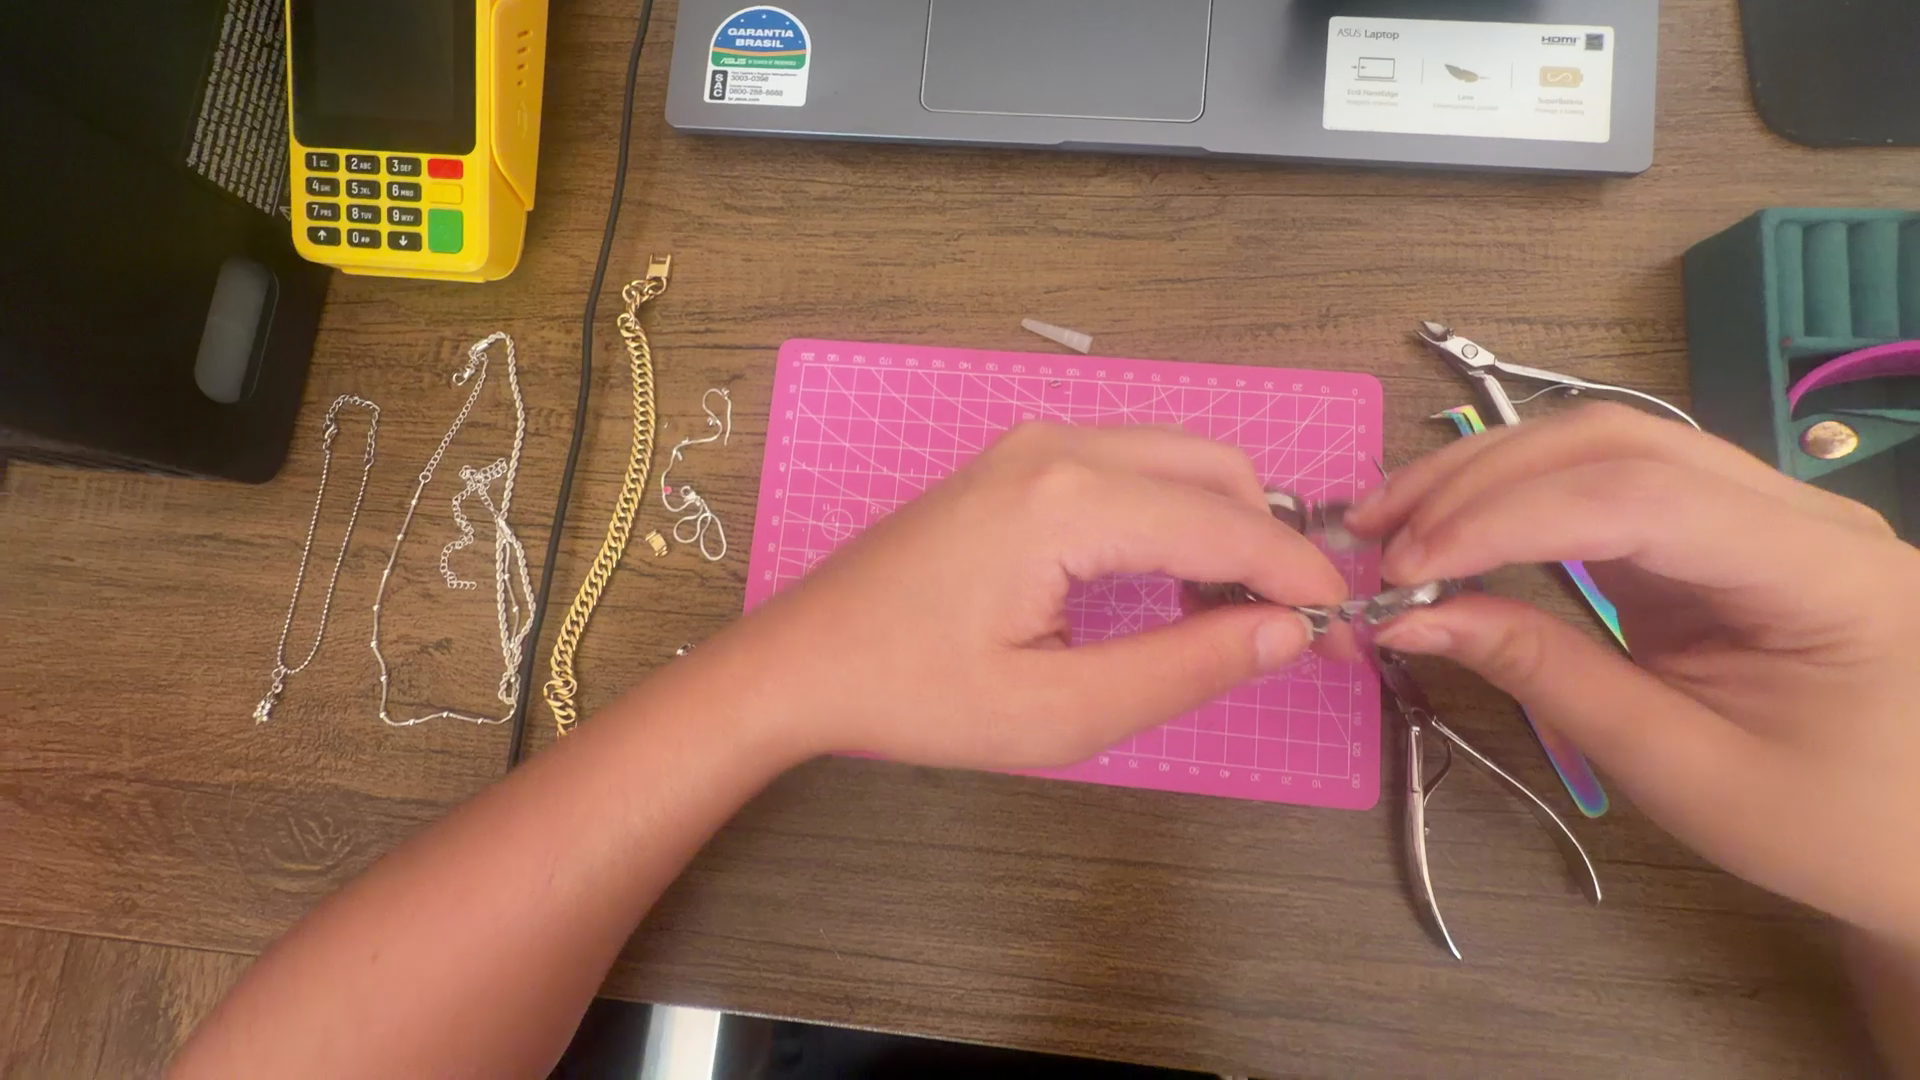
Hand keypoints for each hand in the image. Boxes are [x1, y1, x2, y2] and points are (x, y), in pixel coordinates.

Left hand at [708, 423, 1346, 769]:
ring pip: (1173, 461)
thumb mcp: (1059, 709)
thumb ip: (1184, 668)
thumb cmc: (917, 695)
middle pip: (1214, 470)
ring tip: (1225, 616)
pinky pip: (1125, 468)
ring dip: (1219, 527)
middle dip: (1268, 544)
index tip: (1346, 637)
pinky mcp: (1013, 464)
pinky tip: (1162, 581)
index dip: (1302, 581)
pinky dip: (1169, 514)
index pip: (1230, 526)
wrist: (804, 660)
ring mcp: (1030, 446)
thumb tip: (1284, 631)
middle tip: (1285, 631)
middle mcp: (1058, 447)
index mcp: (1071, 500)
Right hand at [1343, 404, 1919, 946]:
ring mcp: (1749, 506)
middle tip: (1374, 532)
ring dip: (1475, 472)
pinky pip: (1589, 478)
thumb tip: (1405, 617)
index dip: (1502, 520)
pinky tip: (1443, 519)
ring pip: (1591, 442)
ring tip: (1388, 518)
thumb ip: (1539, 674)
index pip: (1636, 499)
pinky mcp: (1702, 524)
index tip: (1401, 570)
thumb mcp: (1675, 764)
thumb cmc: (1827, 821)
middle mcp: (1793, 509)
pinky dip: (1501, 492)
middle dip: (1472, 479)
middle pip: (1607, 442)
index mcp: (1823, 575)